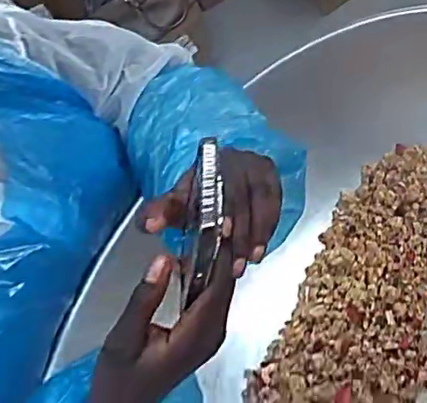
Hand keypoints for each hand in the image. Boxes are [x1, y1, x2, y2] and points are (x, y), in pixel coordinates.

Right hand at [89, 232, 233, 402]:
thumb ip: (145, 299)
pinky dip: (207, 276)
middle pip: (225, 281)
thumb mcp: (122, 341)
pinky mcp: (205, 333)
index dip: (224, 250)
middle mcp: (215, 331)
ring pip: (221, 287)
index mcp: (200, 333)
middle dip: (222, 250)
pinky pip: (212, 296)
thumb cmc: (116, 381)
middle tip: (216, 219)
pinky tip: (195, 259)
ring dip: (215, 261)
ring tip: (208, 231)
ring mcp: (212, 333)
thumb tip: (163, 259)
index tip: (222, 221)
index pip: (221, 282)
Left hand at [142, 147, 281, 276]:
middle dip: (243, 233)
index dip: (226, 210)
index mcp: (214, 164)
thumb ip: (159, 212)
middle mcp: (242, 161)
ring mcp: (260, 168)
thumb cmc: (194, 195)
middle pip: (247, 196)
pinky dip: (270, 226)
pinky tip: (262, 248)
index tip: (224, 232)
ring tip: (250, 261)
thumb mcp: (173, 202)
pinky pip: (276, 202)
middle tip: (236, 264)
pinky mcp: (273, 178)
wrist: (215, 179)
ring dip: (259, 233)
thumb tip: (151, 223)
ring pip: (264, 200)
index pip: (223, 185)